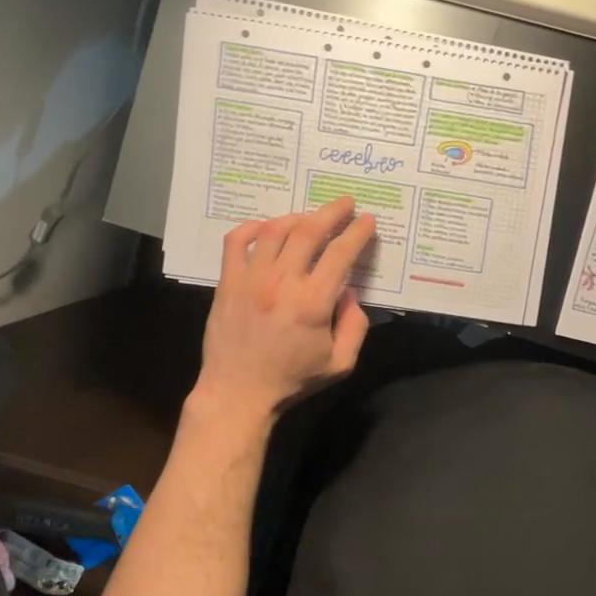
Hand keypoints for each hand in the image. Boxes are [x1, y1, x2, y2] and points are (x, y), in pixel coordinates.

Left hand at [193, 197, 376, 422]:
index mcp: (313, 303)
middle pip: (309, 231)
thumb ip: (355, 326)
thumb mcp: (340, 363)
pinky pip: (237, 241)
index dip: (358, 232)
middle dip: (332, 212)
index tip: (367, 221)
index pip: (340, 253)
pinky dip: (253, 227)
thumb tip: (350, 293)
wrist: (238, 393)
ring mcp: (250, 279)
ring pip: (275, 230)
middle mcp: (282, 283)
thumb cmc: (292, 381)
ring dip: (297, 217)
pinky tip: (267, 227)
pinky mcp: (227, 282)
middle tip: (345, 203)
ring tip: (310, 217)